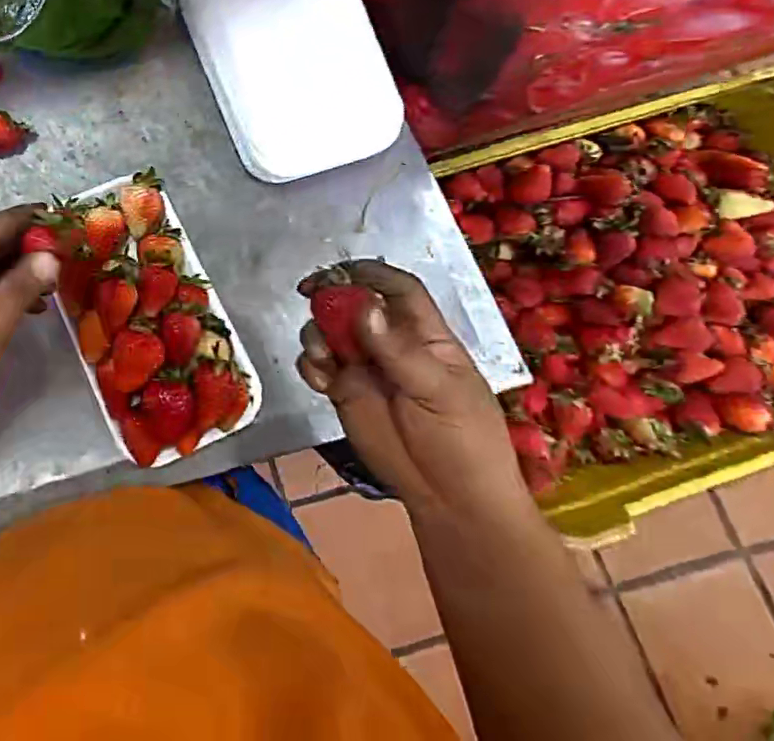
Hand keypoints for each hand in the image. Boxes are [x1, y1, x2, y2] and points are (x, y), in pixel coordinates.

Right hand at [295, 260, 533, 524]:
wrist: (449, 500)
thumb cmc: (464, 442)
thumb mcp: (440, 393)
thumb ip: (398, 351)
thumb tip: (364, 308)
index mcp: (425, 336)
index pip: (398, 289)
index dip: (370, 274)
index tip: (337, 273)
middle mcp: (390, 343)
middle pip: (353, 304)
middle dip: (329, 297)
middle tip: (310, 297)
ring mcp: (364, 366)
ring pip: (328, 331)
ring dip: (316, 334)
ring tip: (322, 357)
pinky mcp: (342, 390)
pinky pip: (315, 365)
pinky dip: (309, 365)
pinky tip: (318, 379)